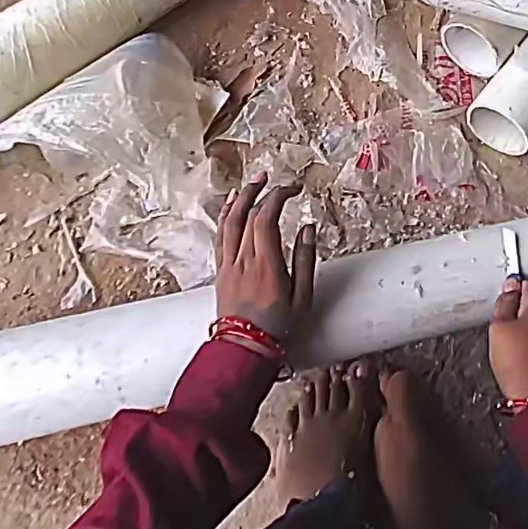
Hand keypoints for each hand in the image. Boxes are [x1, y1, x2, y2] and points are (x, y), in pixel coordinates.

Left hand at [216, 175, 316, 340]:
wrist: (244, 350)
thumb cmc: (278, 328)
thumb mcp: (303, 297)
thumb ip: (306, 259)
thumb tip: (308, 228)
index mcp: (266, 264)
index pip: (266, 218)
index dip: (279, 197)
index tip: (294, 189)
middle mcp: (244, 260)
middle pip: (247, 214)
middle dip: (259, 191)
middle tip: (271, 178)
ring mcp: (229, 264)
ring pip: (230, 222)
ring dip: (240, 199)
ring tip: (251, 184)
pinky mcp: (221, 271)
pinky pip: (220, 236)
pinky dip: (225, 217)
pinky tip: (230, 207)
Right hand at [488, 277, 527, 401]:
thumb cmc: (520, 364)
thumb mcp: (499, 326)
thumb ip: (504, 302)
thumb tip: (509, 290)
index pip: (524, 285)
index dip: (509, 293)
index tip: (502, 302)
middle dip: (519, 311)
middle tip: (503, 327)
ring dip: (527, 327)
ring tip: (513, 345)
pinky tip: (523, 354)